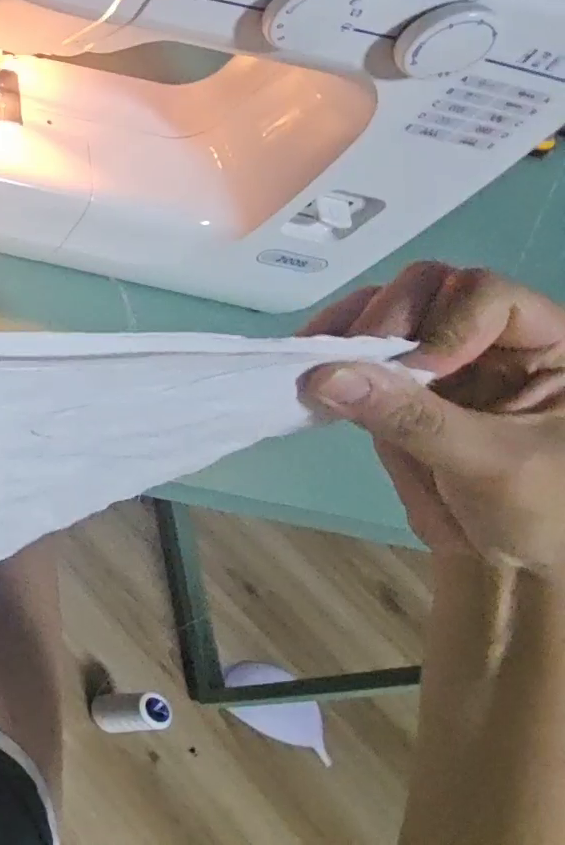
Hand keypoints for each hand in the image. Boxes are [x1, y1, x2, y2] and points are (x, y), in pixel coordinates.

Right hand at [299, 261, 564, 570]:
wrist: (512, 560)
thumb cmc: (543, 513)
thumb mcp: (491, 464)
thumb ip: (412, 416)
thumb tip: (321, 375)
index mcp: (550, 349)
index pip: (489, 296)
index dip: (449, 323)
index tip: (422, 372)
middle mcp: (492, 342)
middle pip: (428, 287)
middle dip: (387, 317)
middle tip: (357, 360)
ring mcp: (437, 360)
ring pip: (382, 309)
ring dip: (345, 330)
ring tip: (317, 362)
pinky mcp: (393, 385)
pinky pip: (350, 349)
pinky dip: (323, 355)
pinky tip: (307, 375)